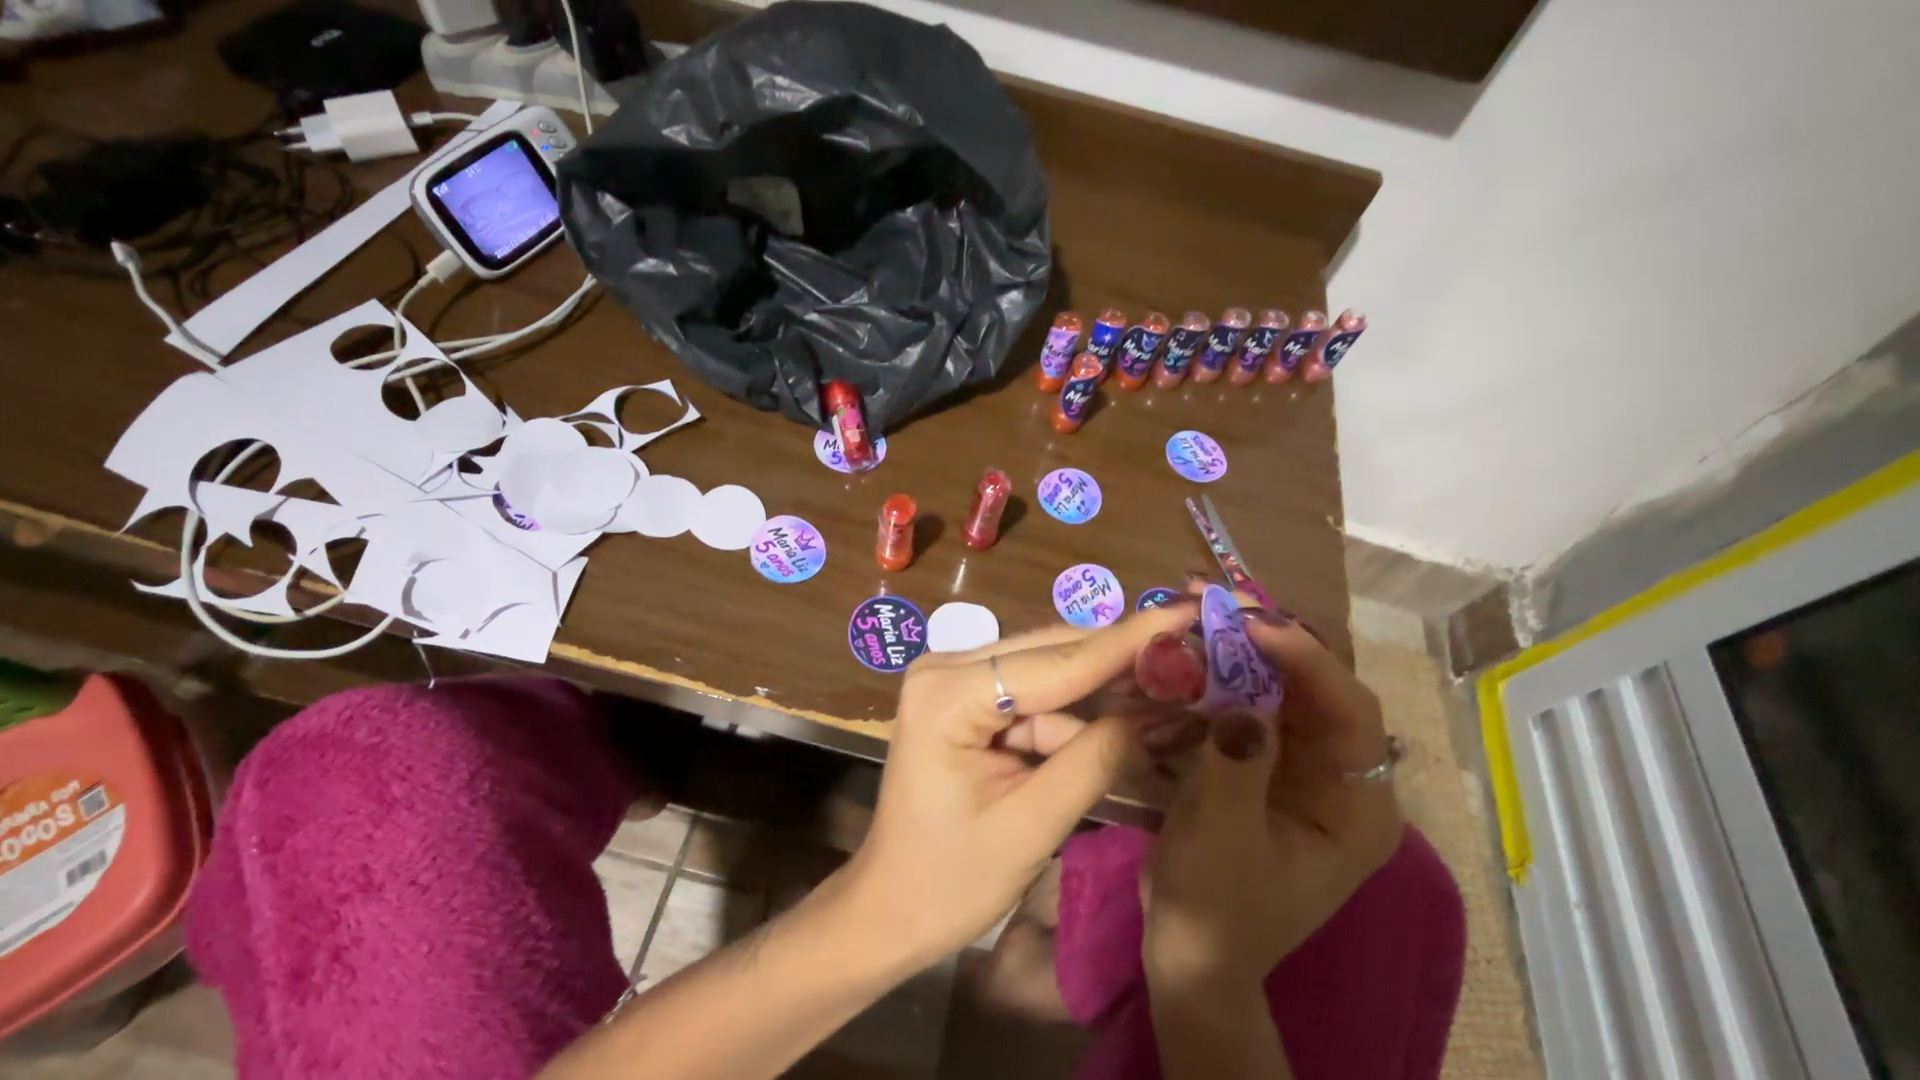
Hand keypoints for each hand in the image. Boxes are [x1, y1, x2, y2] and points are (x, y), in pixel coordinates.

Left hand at [844, 603, 1201, 967]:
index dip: (1130, 640)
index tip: (1190, 611)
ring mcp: (954, 682)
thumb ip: (1099, 760)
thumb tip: (1170, 716)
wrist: (890, 909)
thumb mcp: (1033, 824)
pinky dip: (1081, 718)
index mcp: (948, 694)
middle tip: (1199, 655)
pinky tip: (1131, 726)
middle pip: (1054, 655)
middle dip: (1126, 662)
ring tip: (1180, 697)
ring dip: (1110, 693)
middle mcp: (947, 668)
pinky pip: (1037, 700)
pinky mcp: (967, 704)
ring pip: (1052, 676)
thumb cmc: (950, 881)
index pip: (1057, 661)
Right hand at [1143, 611, 1402, 991]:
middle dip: (1272, 643)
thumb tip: (1239, 700)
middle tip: (1218, 601)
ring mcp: (1304, 769)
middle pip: (1320, 692)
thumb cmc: (1216, 908)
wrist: (1192, 955)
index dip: (1308, 661)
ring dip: (1243, 651)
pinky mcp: (1267, 765)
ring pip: (1283, 691)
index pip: (1352, 713)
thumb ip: (1237, 765)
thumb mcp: (1223, 839)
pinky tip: (1191, 652)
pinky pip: (1252, 707)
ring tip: (1200, 612)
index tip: (1253, 624)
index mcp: (1359, 807)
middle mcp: (1342, 779)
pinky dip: (1222, 678)